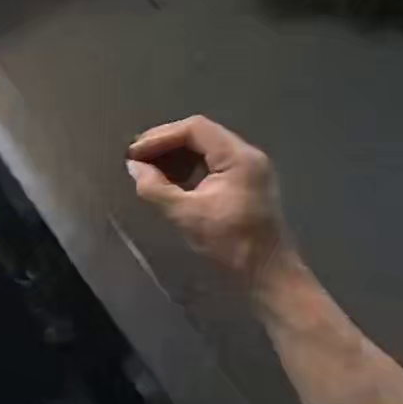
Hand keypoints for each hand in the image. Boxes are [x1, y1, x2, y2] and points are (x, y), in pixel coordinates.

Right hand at [127, 116, 293, 289]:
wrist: (268, 274)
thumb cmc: (230, 245)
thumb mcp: (186, 216)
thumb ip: (156, 189)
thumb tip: (134, 168)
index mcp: (238, 157)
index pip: (195, 129)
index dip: (160, 137)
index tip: (135, 154)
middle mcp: (247, 154)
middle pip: (200, 134)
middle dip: (166, 144)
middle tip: (138, 159)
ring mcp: (249, 168)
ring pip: (206, 147)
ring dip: (176, 155)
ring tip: (150, 169)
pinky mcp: (245, 182)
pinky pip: (213, 163)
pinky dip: (189, 166)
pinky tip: (171, 180)